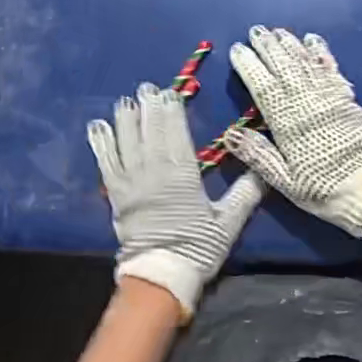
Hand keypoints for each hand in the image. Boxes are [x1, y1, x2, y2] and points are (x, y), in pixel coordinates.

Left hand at [88, 84, 263, 315]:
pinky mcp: (114, 192)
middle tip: (146, 88)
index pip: (177, 134)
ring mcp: (131, 180)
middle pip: (150, 131)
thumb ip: (244, 194)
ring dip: (126, 118)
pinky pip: (105, 161)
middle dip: (149, 107)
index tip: (170, 93)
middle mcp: (154, 171)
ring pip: (127, 140)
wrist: (161, 272)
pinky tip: (97, 125)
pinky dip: (101, 142)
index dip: (172, 111)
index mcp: (182, 175)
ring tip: (126, 101)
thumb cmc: (198, 248)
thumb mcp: (228, 223)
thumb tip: (264, 171)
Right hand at [223, 27, 361, 236]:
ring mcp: (328, 100)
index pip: (263, 87)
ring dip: (291, 46)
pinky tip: (313, 42)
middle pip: (284, 68)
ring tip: (279, 31)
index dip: (249, 66)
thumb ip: (258, 155)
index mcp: (287, 124)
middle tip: (256, 30)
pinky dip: (321, 54)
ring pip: (306, 65)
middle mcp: (306, 105)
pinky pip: (331, 71)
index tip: (238, 49)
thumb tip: (230, 134)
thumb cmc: (324, 188)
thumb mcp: (284, 180)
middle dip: (269, 47)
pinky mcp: (347, 101)